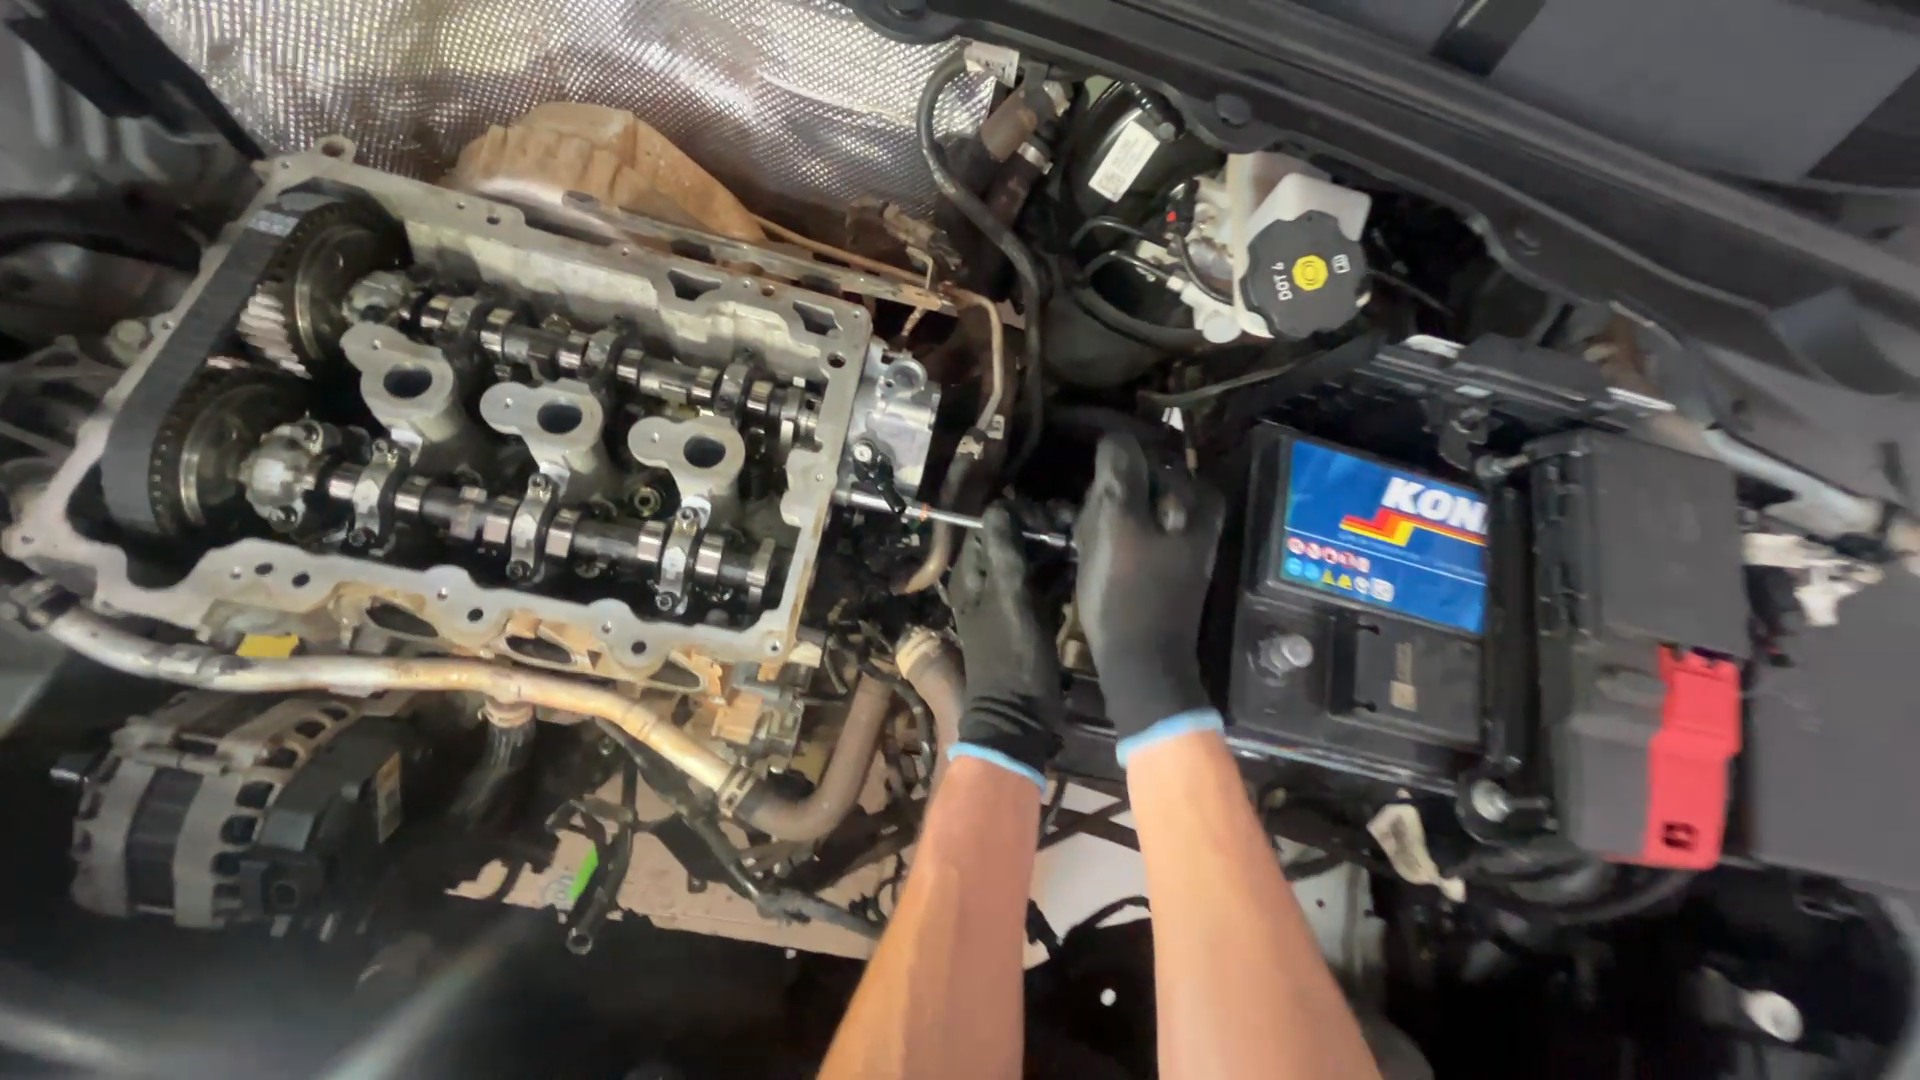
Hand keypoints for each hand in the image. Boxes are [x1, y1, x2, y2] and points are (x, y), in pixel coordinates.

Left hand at [948, 503, 1062, 781]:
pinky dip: (1058, 570)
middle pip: (1011, 539)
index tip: (1047, 515)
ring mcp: (1009, 599)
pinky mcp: (1030, 615)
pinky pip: (1043, 582)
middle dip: (1039, 527)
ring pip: (1029, 559)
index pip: (988, 526)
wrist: (1020, 714)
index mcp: (971, 576)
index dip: (1016, 514)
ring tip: (1079, 535)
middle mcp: (986, 583)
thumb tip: (999, 506)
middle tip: (1070, 523)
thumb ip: (1003, 551)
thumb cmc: (1011, 655)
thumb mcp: (1007, 598)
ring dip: (1052, 546)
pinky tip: (1080, 561)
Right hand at [1074, 435, 1224, 739]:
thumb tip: (1117, 437)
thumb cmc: (1127, 592)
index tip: (1088, 481)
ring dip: (1109, 515)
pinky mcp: (1171, 565)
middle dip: (1112, 490)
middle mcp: (1198, 514)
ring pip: (1138, 506)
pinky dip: (1115, 535)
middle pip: (1143, 478)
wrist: (1143, 662)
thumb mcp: (1118, 524)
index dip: (1112, 462)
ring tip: (1088, 536)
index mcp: (1195, 499)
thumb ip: (1121, 474)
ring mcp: (1186, 541)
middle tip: (1087, 515)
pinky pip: (1138, 532)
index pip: (1145, 453)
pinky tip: (1097, 552)